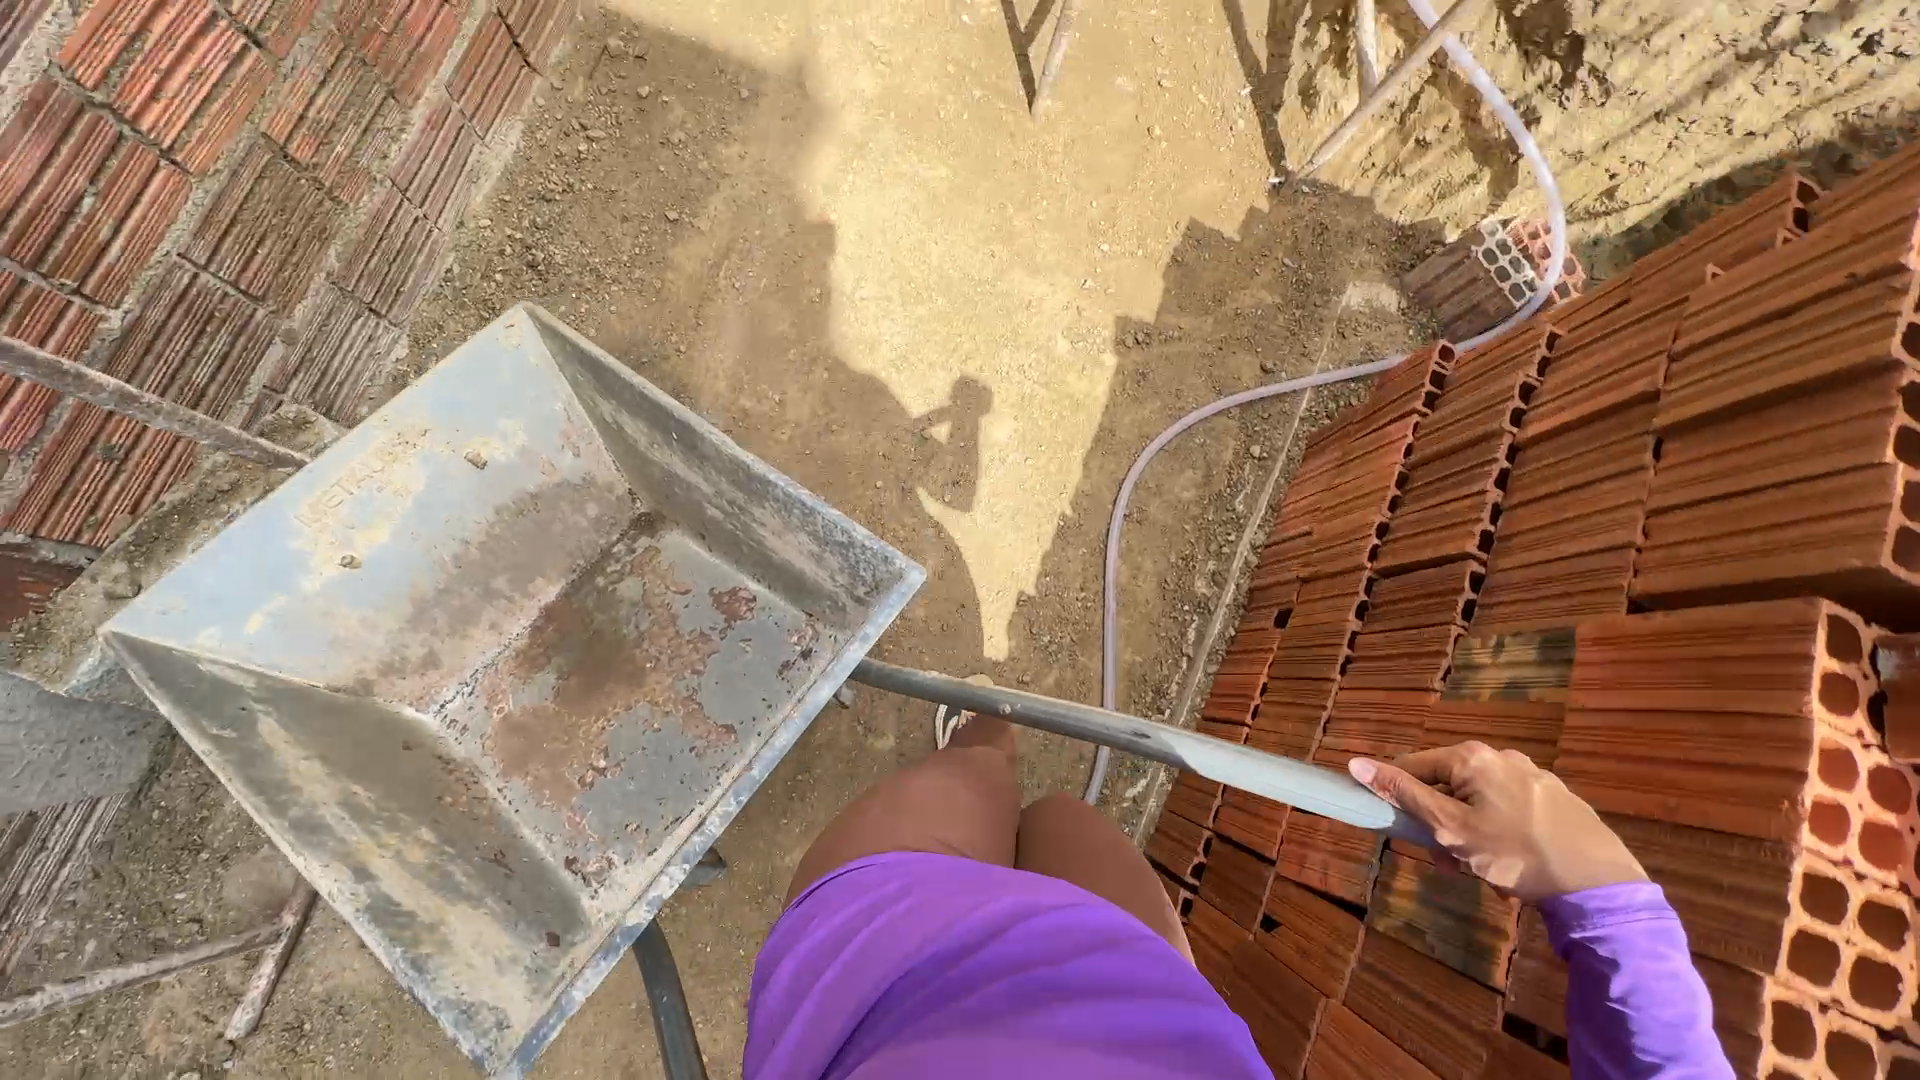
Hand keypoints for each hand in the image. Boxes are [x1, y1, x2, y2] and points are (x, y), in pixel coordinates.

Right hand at [1348, 741, 1647, 902]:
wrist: (1601, 887)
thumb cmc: (1515, 854)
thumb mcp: (1450, 828)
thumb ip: (1403, 794)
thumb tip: (1356, 763)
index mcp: (1471, 758)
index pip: (1412, 765)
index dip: (1399, 797)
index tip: (1403, 830)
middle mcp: (1501, 756)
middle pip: (1448, 784)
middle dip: (1439, 821)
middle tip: (1446, 859)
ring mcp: (1535, 777)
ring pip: (1479, 800)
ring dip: (1468, 830)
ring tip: (1480, 869)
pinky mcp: (1559, 800)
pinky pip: (1511, 810)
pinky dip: (1500, 832)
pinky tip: (1512, 865)